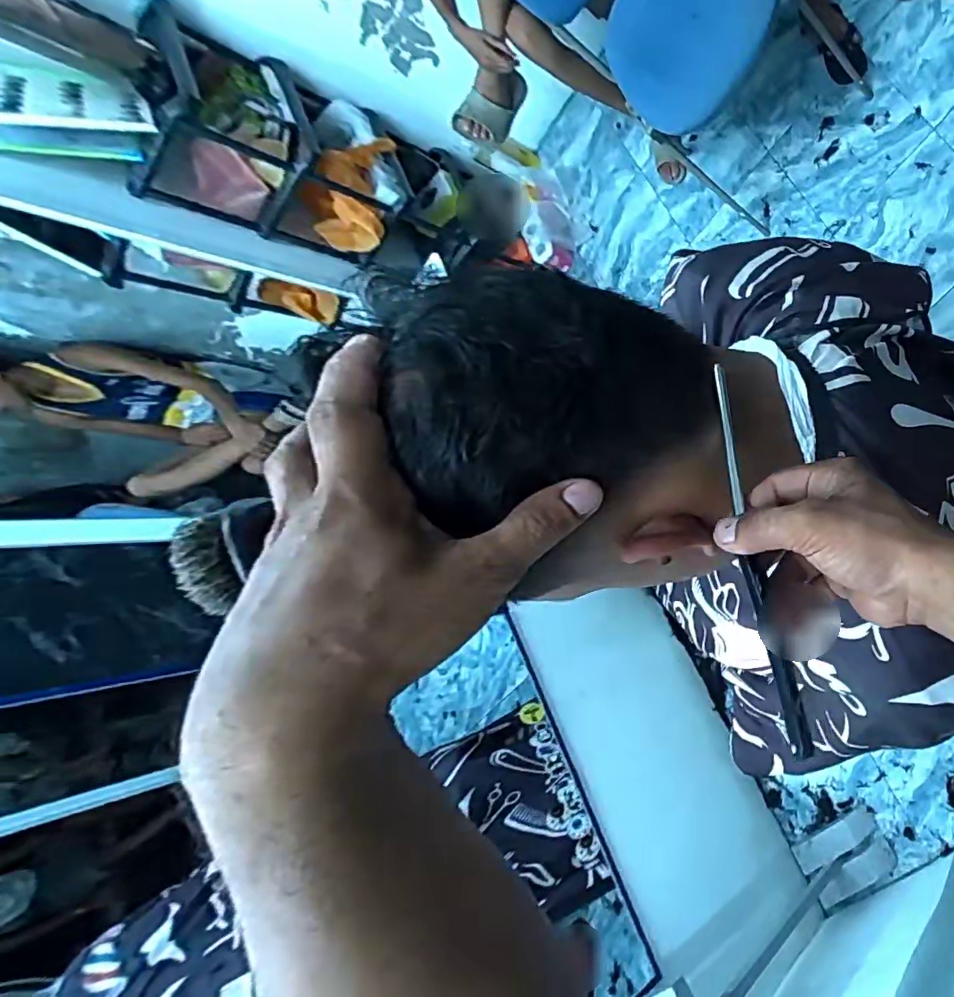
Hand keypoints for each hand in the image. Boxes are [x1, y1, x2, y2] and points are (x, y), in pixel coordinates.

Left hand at [186, 336, 600, 741]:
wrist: (285, 708)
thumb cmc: (383, 628)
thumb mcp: (477, 578)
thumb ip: (532, 530)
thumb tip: (588, 487)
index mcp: (354, 497)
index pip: (346, 416)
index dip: (355, 372)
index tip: (369, 339)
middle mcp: (308, 512)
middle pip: (302, 442)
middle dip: (326, 409)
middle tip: (361, 395)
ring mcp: (282, 550)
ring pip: (286, 481)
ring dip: (308, 452)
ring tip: (345, 450)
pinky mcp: (271, 584)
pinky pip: (288, 520)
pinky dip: (309, 501)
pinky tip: (339, 531)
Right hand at [451, 22, 517, 71]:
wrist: (462, 35)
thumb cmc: (476, 34)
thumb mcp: (490, 37)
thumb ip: (502, 46)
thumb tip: (515, 56)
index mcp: (490, 55)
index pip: (508, 64)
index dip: (514, 62)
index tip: (517, 58)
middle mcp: (488, 63)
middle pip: (507, 69)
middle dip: (513, 65)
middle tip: (515, 59)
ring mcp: (486, 66)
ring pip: (503, 71)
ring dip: (508, 67)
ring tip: (508, 59)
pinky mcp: (484, 67)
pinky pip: (498, 71)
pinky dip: (503, 68)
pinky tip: (501, 61)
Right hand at [713, 458, 953, 628]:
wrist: (919, 582)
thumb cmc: (866, 541)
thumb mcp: (811, 525)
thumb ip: (764, 527)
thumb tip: (721, 532)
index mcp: (831, 478)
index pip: (778, 485)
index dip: (753, 507)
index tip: (731, 536)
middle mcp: (836, 504)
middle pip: (785, 522)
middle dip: (763, 545)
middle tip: (740, 568)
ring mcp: (842, 540)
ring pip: (796, 554)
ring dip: (777, 573)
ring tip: (758, 592)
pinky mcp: (847, 573)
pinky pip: (811, 580)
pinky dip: (796, 593)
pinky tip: (782, 608)